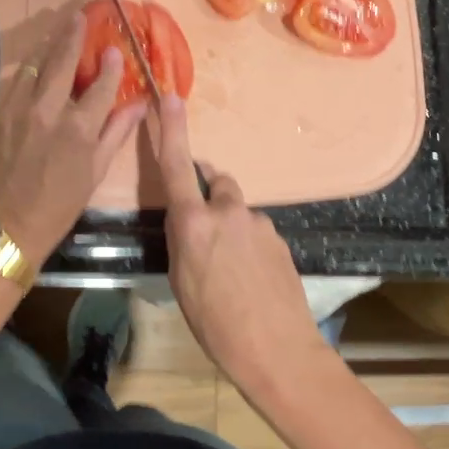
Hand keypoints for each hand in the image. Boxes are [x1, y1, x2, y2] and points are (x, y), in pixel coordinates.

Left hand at [0, 12, 147, 265]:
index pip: (100, 85)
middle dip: (72, 35)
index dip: (110, 65)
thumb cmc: (58, 205)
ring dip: (46, 48)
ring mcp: (14, 110)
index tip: (115, 48)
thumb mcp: (95, 172)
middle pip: (61, 62)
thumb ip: (116, 132)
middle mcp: (45, 110)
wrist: (6, 227)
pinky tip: (31, 77)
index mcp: (76, 128)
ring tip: (54, 32)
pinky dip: (25, 79)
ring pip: (31, 67)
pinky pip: (12, 88)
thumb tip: (138, 104)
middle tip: (78, 15)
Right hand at [151, 95, 327, 386]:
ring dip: (229, 227)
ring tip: (229, 273)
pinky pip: (255, 232)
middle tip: (201, 230)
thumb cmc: (215, 325)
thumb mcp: (180, 283)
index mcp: (193, 223)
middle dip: (207, 194)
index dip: (170, 129)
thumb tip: (187, 222)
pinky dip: (248, 245)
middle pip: (215, 183)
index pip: (177, 165)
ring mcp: (258, 224)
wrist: (279, 352)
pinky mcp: (279, 239)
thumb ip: (182, 240)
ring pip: (237, 212)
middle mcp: (227, 213)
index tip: (169, 96)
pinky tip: (249, 282)